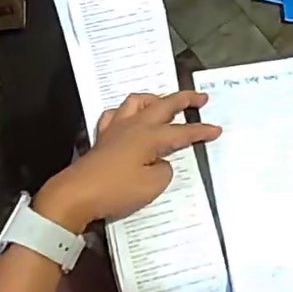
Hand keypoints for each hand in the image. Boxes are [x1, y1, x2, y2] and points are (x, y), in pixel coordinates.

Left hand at [32, 91, 220, 232]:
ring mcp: (116, 129)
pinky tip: (130, 117)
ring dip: (154, 98)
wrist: (76, 195)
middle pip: (164, 105)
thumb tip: (161, 161)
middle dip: (185, 99)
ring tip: (164, 102)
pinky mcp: (102, 138)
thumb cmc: (116, 190)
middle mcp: (135, 126)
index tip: (216, 130)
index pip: (182, 132)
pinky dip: (126, 112)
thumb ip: (164, 170)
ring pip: (137, 102)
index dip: (201, 131)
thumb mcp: (152, 185)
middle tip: (200, 97)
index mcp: (150, 136)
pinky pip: (115, 114)